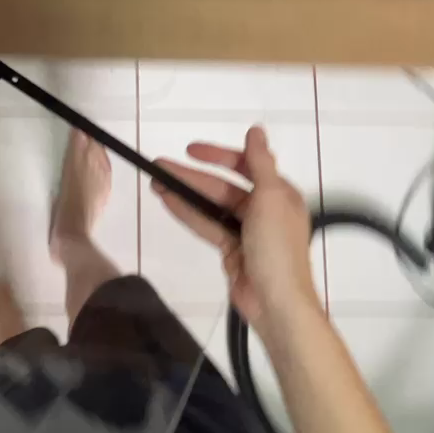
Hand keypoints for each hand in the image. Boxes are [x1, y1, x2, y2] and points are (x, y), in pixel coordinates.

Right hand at [154, 125, 319, 333]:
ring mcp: (244, 230)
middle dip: (191, 176)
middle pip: (222, 186)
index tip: (191, 150)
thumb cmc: (277, 247)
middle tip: (159, 166)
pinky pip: (206, 225)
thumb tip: (256, 130)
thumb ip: (260, 163)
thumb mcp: (271, 198)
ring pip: (209, 205)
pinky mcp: (229, 249)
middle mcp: (262, 208)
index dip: (218, 155)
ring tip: (155, 182)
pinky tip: (166, 201)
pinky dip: (187, 213)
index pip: (244, 165)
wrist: (276, 303)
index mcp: (278, 193)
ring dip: (184, 193)